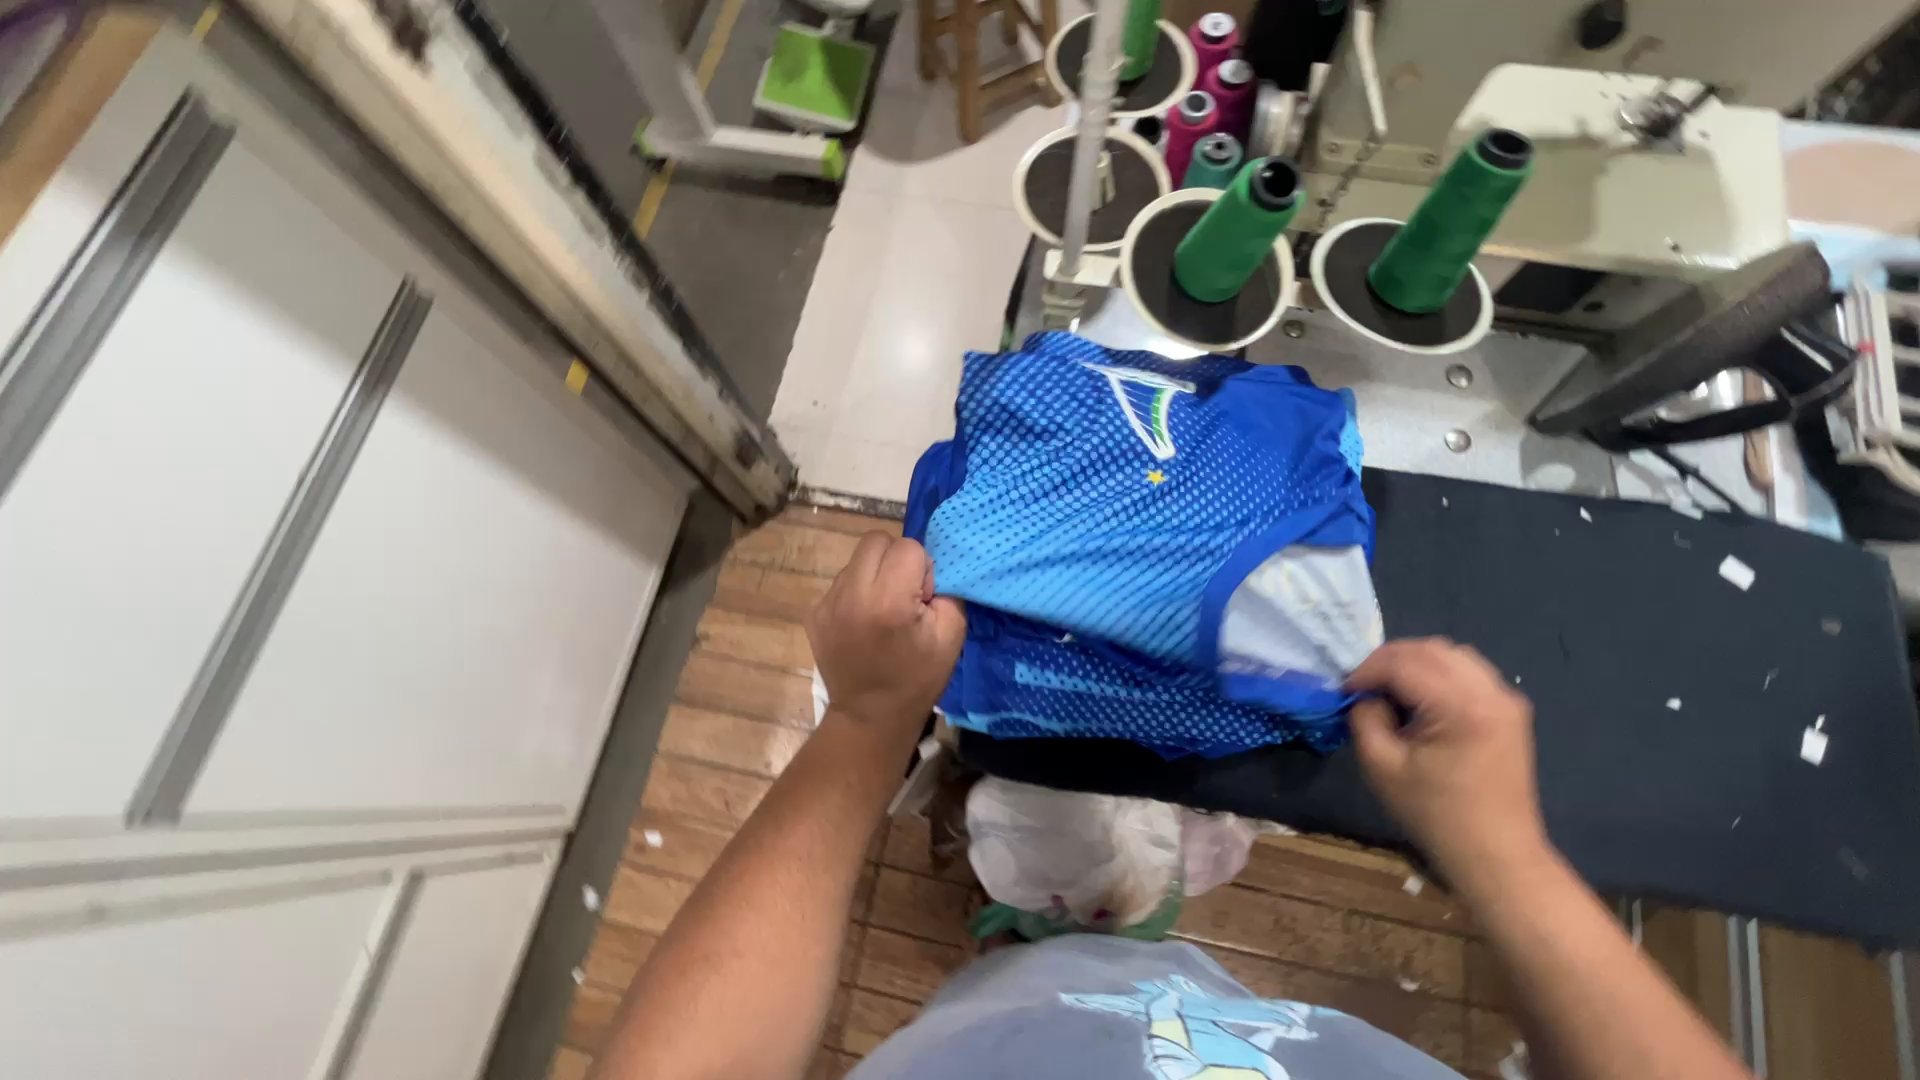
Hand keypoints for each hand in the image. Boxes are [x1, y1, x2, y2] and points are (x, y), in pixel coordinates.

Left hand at [807, 532, 965, 735]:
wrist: (870, 715)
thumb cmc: (918, 677)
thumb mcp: (953, 634)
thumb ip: (947, 588)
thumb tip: (930, 566)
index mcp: (889, 600)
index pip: (908, 546)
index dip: (922, 569)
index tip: (922, 600)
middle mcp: (852, 594)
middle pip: (876, 540)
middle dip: (896, 558)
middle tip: (903, 594)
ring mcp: (827, 602)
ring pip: (857, 559)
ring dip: (875, 574)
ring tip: (882, 611)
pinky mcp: (814, 612)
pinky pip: (842, 582)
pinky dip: (857, 593)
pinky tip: (863, 624)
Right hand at [1345, 638, 1550, 890]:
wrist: (1496, 854)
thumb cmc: (1434, 813)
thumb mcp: (1381, 765)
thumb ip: (1366, 717)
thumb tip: (1365, 695)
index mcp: (1461, 707)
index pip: (1402, 663)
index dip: (1366, 671)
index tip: (1344, 692)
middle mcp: (1491, 693)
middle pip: (1429, 650)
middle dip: (1388, 661)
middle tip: (1362, 687)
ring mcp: (1506, 699)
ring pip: (1451, 655)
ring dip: (1413, 663)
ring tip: (1389, 691)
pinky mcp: (1510, 711)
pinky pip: (1468, 672)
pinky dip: (1437, 674)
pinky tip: (1420, 701)